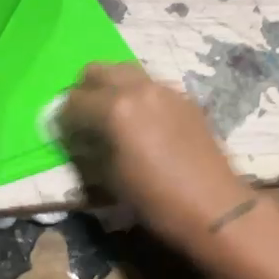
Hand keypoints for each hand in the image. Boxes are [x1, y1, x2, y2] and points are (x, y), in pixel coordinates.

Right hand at [59, 63, 251, 252]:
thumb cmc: (156, 200)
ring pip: (125, 71)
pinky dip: (136, 95)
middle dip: (84, 91)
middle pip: (97, 71)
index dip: (63, 120)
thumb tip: (76, 136)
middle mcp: (138, 88)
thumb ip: (87, 148)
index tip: (65, 135)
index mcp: (114, 109)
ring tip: (114, 118)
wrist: (215, 207)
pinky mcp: (184, 97)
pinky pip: (149, 84)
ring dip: (111, 88)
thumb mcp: (109, 178)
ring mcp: (164, 89)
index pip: (72, 101)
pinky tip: (143, 123)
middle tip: (85, 119)